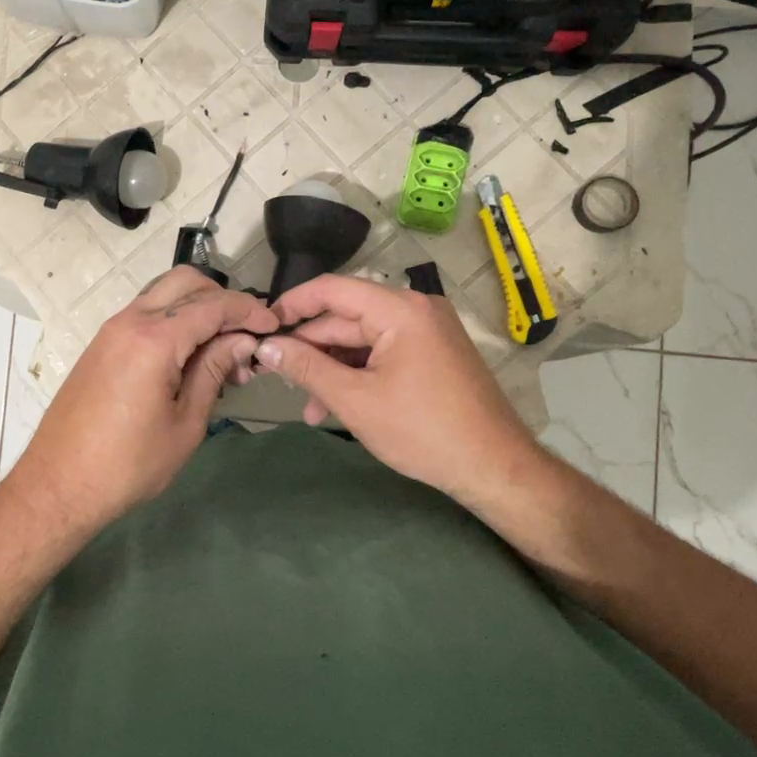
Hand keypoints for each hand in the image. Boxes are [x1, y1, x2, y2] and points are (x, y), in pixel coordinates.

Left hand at [11, 267, 277, 523]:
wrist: (58, 484)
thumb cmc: (128, 464)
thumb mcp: (185, 424)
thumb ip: (213, 373)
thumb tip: (243, 342)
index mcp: (153, 340)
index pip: (212, 306)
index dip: (249, 311)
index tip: (274, 326)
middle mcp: (129, 322)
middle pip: (185, 283)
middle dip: (222, 299)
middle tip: (247, 334)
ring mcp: (110, 331)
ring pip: (163, 296)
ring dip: (197, 310)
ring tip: (222, 353)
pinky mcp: (101, 346)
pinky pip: (145, 315)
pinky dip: (173, 322)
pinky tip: (190, 359)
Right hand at [251, 274, 542, 502]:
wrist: (494, 466)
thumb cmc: (421, 430)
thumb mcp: (354, 400)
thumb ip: (306, 367)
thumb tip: (265, 347)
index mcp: (400, 309)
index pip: (332, 290)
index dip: (292, 305)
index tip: (262, 326)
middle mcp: (416, 308)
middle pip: (347, 317)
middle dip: (312, 349)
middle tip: (277, 376)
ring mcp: (429, 330)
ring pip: (363, 340)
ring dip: (333, 369)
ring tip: (309, 408)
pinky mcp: (434, 352)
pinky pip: (384, 352)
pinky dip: (359, 374)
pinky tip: (337, 406)